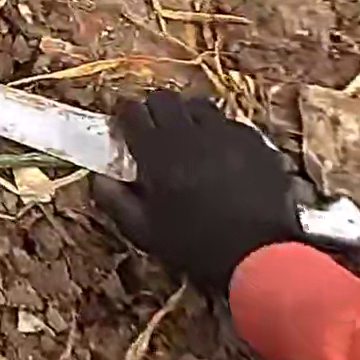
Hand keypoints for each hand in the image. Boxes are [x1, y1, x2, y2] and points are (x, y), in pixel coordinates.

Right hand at [91, 91, 300, 290]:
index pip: (131, 111)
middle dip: (154, 109)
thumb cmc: (196, 247)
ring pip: (198, 105)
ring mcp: (224, 135)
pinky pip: (231, 124)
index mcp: (156, 151)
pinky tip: (224, 155)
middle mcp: (187, 134)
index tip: (126, 129)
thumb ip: (114, 200)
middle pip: (162, 98)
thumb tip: (96, 177)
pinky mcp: (255, 144)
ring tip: (191, 137)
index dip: (125, 116)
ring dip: (189, 116)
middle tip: (156, 131)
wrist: (263, 261)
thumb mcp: (144, 231)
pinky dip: (222, 133)